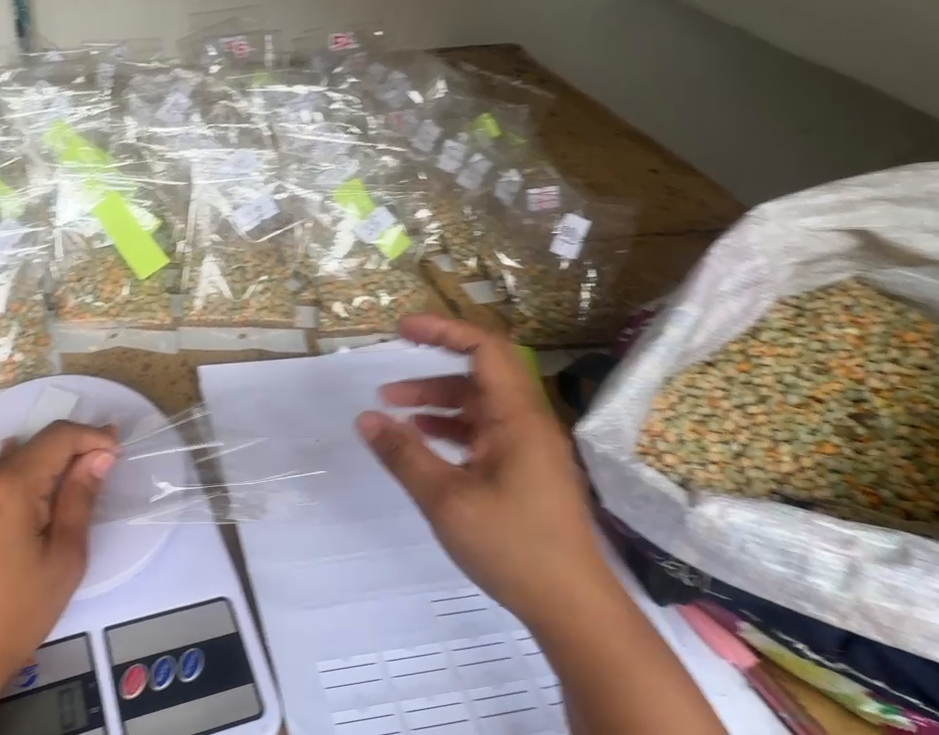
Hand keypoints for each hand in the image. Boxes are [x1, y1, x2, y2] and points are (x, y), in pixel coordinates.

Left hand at [0, 420, 119, 693]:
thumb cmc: (13, 613)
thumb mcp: (63, 558)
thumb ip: (80, 499)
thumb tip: (98, 457)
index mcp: (9, 483)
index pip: (58, 436)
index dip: (92, 436)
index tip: (118, 449)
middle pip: (36, 446)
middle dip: (73, 452)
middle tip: (105, 470)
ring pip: (16, 460)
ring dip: (49, 467)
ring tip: (77, 489)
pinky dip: (25, 480)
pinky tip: (41, 500)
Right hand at [356, 314, 606, 626]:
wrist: (573, 608)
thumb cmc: (513, 546)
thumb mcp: (446, 499)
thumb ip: (404, 454)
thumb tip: (365, 418)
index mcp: (517, 418)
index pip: (485, 349)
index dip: (443, 330)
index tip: (402, 330)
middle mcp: (527, 425)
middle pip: (477, 379)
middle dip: (428, 378)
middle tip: (385, 388)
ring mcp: (529, 451)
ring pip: (477, 410)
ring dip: (435, 407)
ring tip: (393, 417)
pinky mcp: (525, 475)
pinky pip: (483, 436)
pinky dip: (450, 432)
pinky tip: (423, 447)